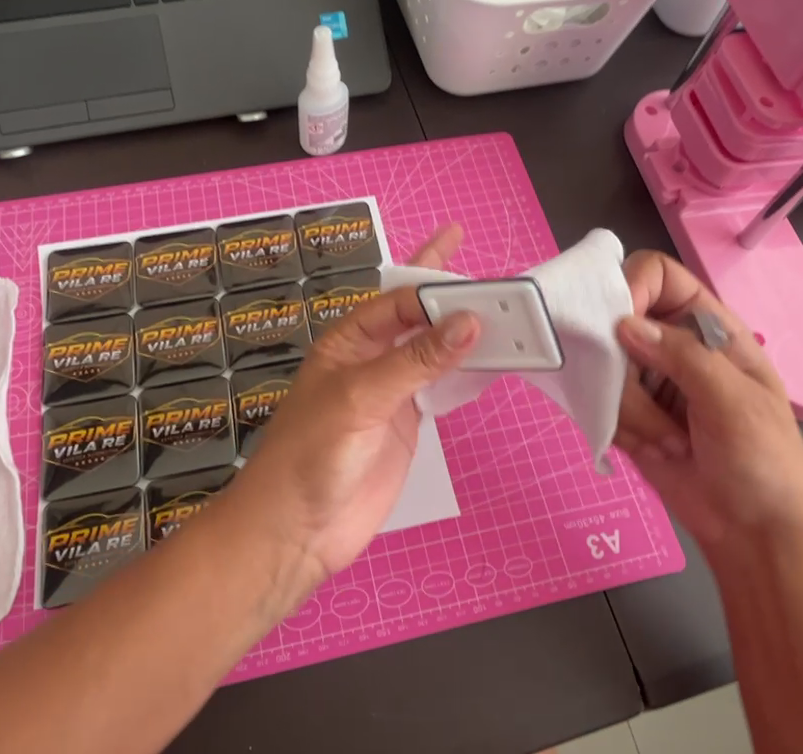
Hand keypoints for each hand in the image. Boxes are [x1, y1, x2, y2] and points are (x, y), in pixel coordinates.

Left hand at [227, 225, 477, 591]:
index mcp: (348, 340)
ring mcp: (391, 391)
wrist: (297, 530)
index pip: (399, 302)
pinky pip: (442, 386)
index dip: (435, 289)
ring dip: (464, 333)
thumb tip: (469, 321)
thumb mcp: (361, 397)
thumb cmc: (312, 453)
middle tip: (491, 273)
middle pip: (416, 316)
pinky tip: (492, 361)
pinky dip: (467, 372)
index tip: (479, 287)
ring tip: (504, 312)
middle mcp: (370, 358)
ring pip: (433, 351)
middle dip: (447, 293)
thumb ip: (416, 360)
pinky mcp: (407, 423)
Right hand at [611, 251, 802, 547]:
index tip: (619, 325)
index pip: (656, 275)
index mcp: (707, 326)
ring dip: (628, 406)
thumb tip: (624, 323)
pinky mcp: (626, 413)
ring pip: (602, 365)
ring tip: (668, 439)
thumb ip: (681, 355)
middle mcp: (671, 343)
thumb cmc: (764, 460)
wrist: (756, 535)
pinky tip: (651, 449)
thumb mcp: (733, 400)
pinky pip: (598, 401)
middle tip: (643, 396)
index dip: (632, 287)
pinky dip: (617, 425)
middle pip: (616, 318)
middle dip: (621, 361)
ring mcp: (646, 380)